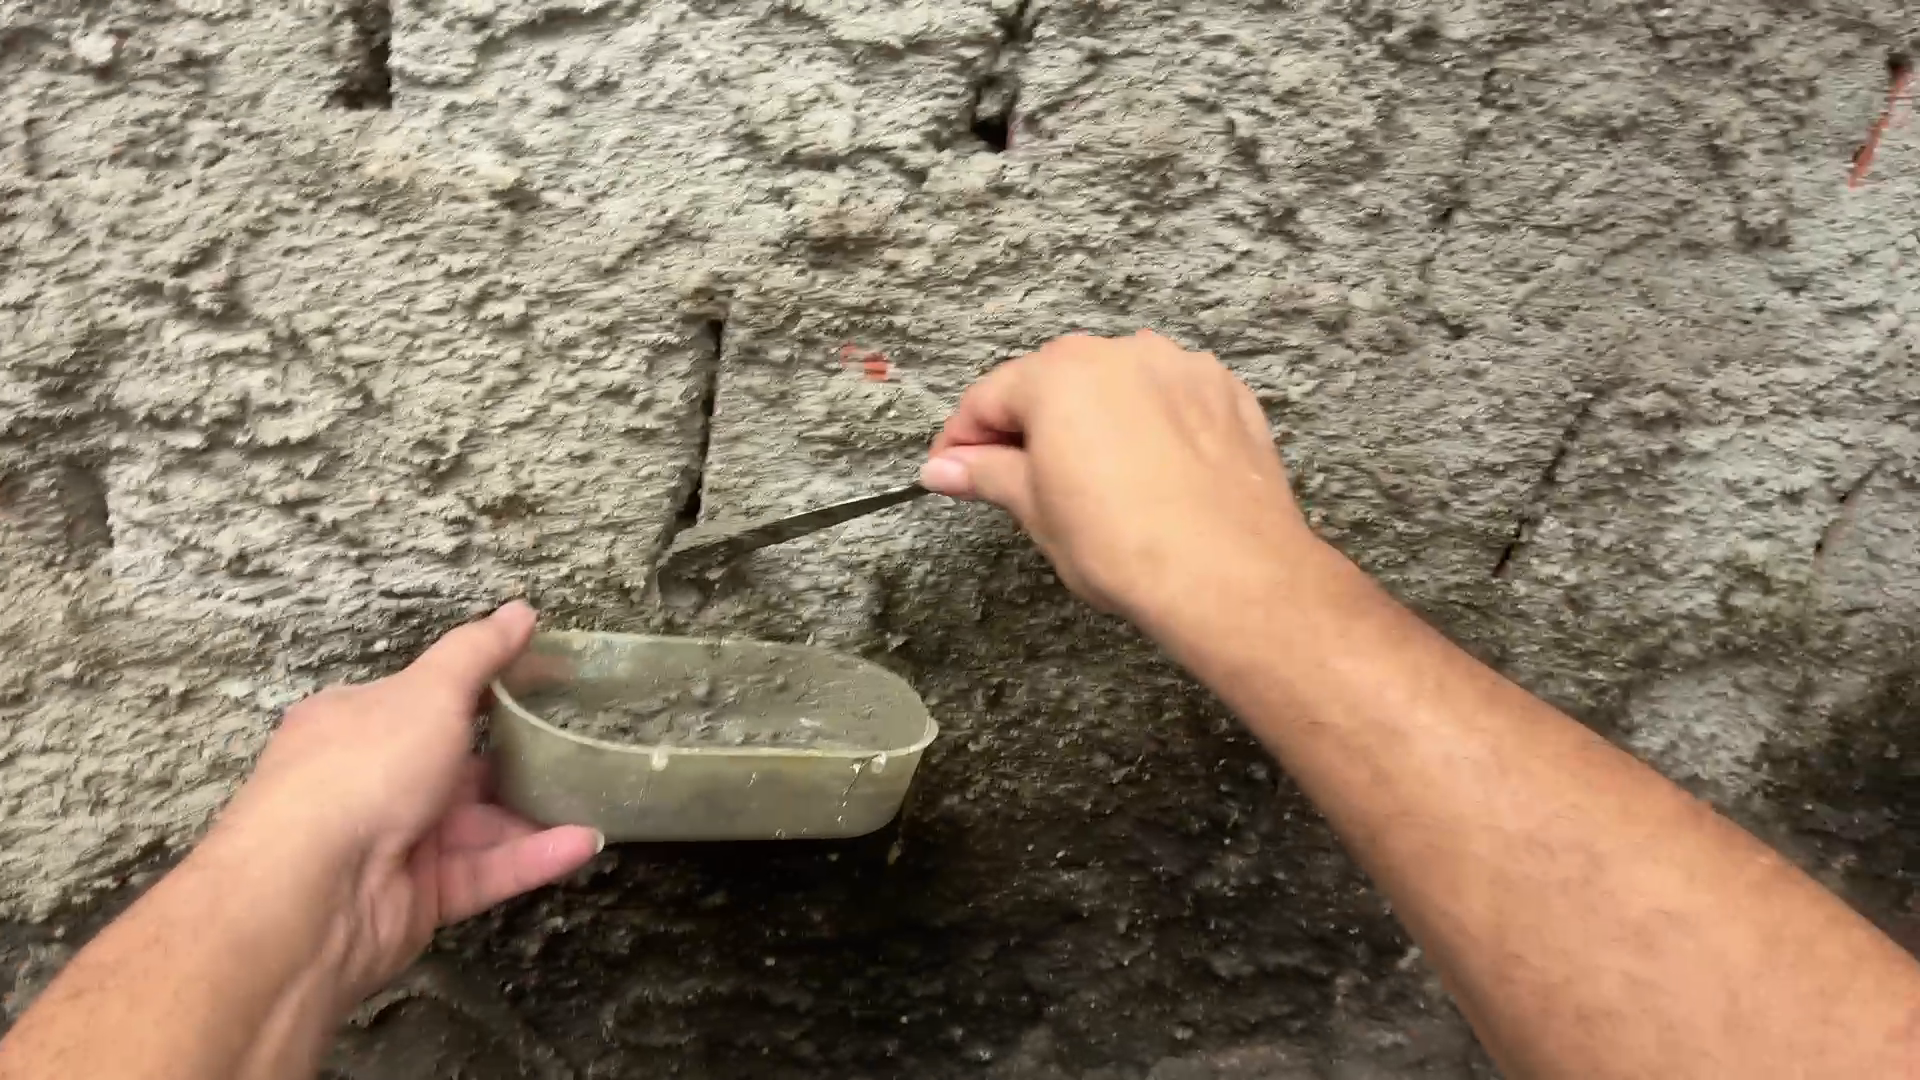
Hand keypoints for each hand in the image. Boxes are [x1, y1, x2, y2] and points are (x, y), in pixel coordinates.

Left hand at [208, 602, 600, 1002]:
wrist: (308, 899)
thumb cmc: (363, 773)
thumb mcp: (429, 693)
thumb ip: (480, 652)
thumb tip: (521, 609)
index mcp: (360, 726)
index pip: (430, 700)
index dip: (488, 688)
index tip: (545, 681)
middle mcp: (375, 781)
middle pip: (464, 765)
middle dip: (523, 758)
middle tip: (581, 742)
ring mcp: (398, 841)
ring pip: (484, 821)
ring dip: (539, 811)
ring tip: (597, 796)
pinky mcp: (422, 895)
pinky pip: (489, 869)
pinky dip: (535, 856)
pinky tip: (584, 840)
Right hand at [920, 330, 1314, 621]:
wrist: (1230, 576)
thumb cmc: (1124, 546)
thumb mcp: (1036, 510)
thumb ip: (986, 474)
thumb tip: (942, 468)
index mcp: (1061, 375)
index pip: (988, 397)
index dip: (961, 438)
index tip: (951, 468)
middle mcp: (1121, 353)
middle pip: (1050, 382)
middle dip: (1023, 426)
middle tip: (1010, 478)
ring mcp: (1180, 367)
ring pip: (1111, 385)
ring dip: (1085, 419)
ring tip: (1083, 476)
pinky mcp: (1224, 392)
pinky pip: (1164, 396)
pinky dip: (1141, 421)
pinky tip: (1142, 467)